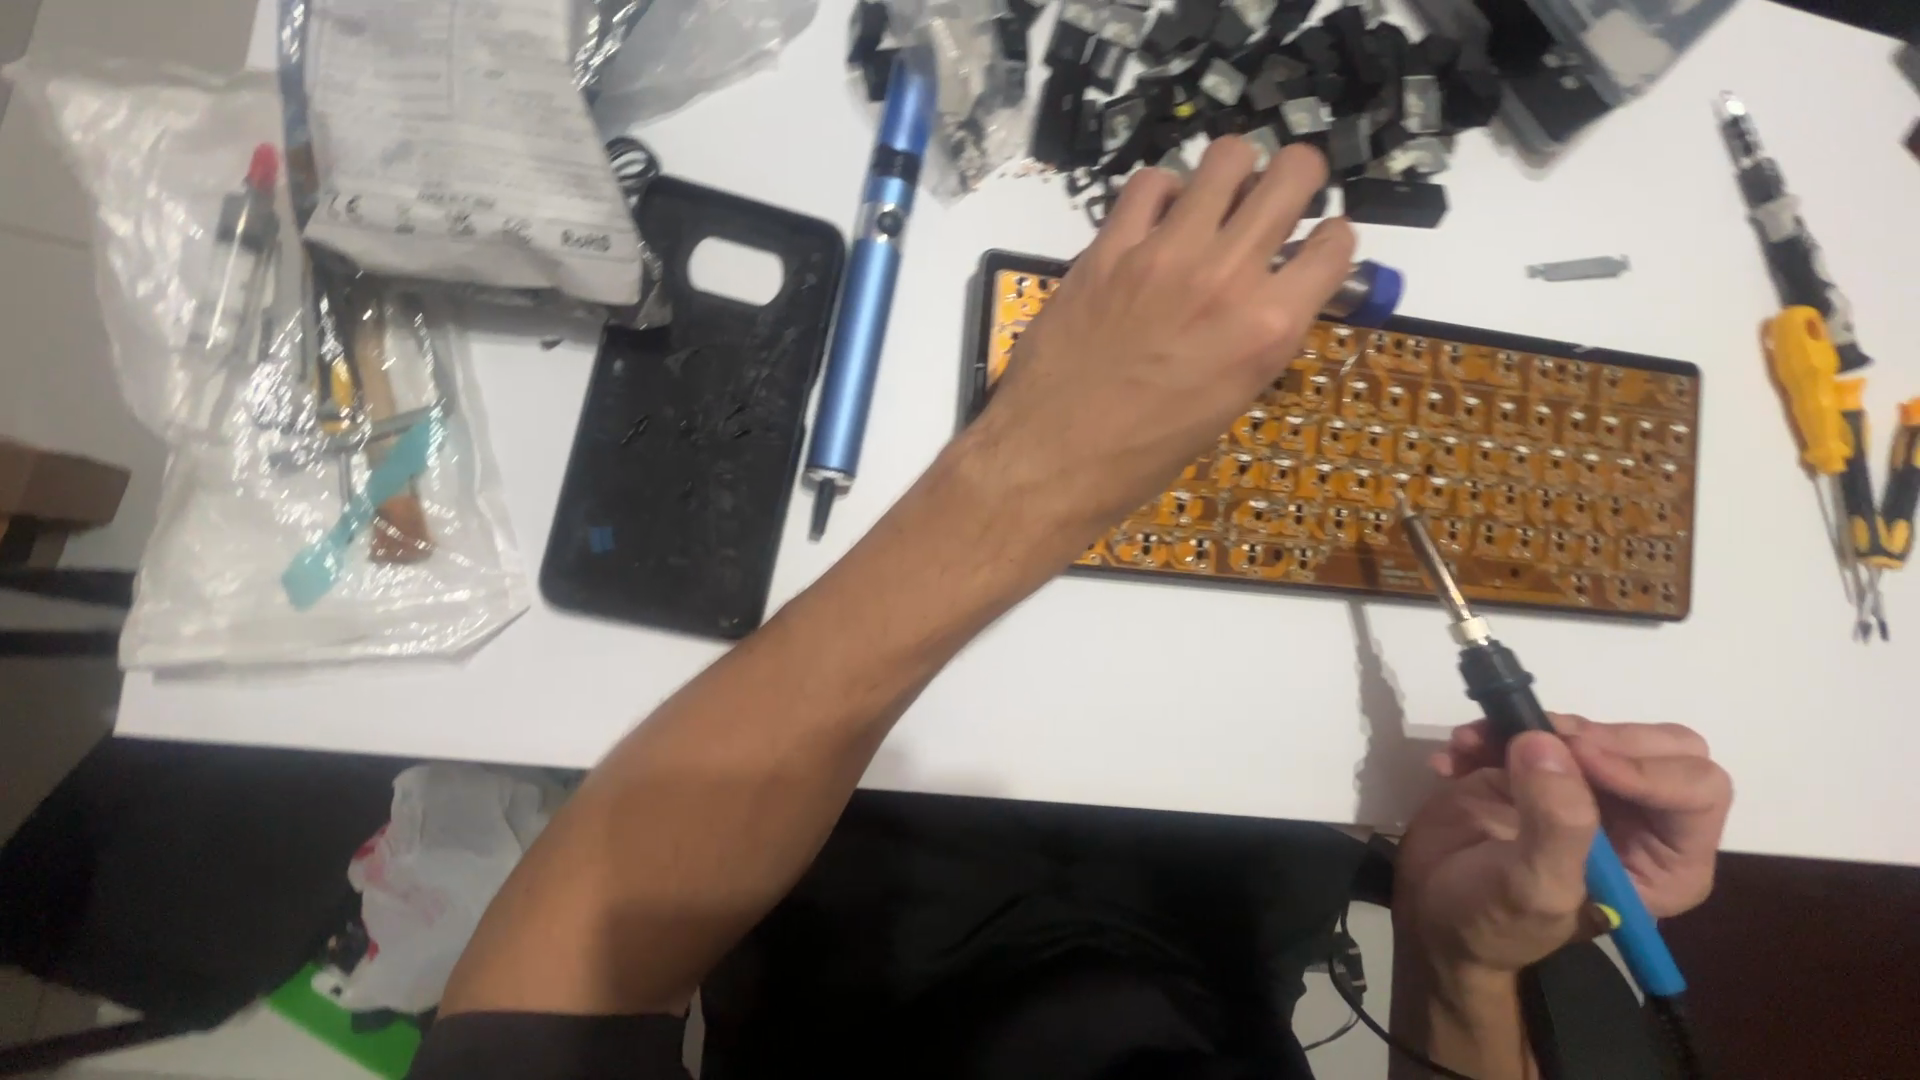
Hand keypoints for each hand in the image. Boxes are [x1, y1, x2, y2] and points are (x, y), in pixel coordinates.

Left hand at [961, 139, 1355, 558]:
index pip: (1335, 244)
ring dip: (1230, 175)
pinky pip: (1147, 184)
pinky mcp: (1107, 249)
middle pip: (1292, 173)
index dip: (1327, 244)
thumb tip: (1266, 300)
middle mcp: (1226, 277)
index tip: (1309, 250)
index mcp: (1268, 329)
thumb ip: (1255, 339)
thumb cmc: (1140, 456)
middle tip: (1275, 203)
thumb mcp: (1225, 405)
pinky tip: (1154, 222)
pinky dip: (1160, 194)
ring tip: (1214, 206)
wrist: (1050, 460)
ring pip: (1224, 158)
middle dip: (1295, 180)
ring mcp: (1163, 255)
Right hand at [1434, 715, 1732, 917]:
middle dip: (1591, 736)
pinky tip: (1450, 760)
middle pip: (1656, 746)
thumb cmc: (1496, 921)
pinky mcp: (1525, 770)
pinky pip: (1519, 727)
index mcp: (1662, 858)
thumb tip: (1546, 745)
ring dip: (1520, 726)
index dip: (1643, 766)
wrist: (1435, 916)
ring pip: (1583, 730)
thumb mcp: (1535, 888)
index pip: (1695, 790)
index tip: (1577, 757)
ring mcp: (1576, 788)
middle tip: (1534, 741)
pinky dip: (1482, 733)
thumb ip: (1555, 824)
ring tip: (1467, 746)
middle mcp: (1632, 817)